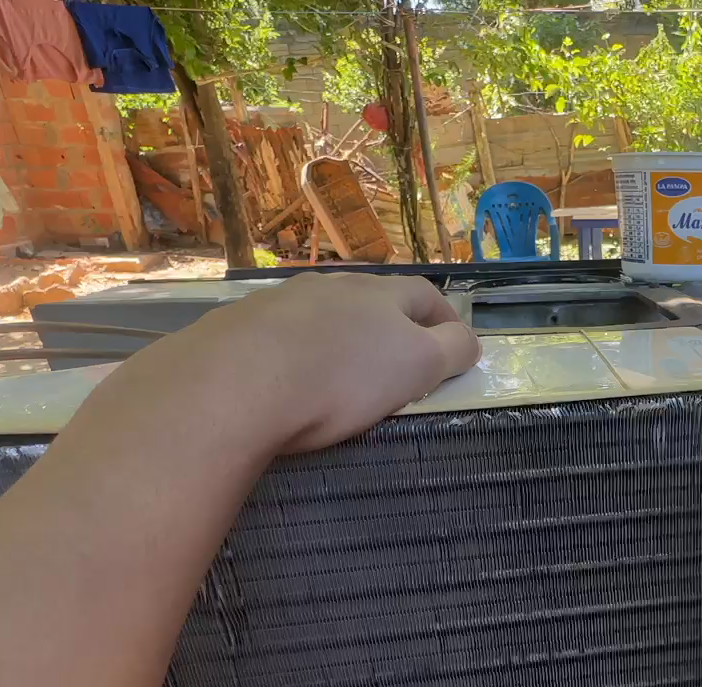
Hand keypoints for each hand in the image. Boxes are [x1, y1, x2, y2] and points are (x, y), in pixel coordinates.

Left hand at [98, 272, 479, 456]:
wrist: (232, 385)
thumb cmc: (341, 378)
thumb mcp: (416, 367)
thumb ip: (451, 351)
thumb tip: (469, 341)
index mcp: (381, 293)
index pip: (428, 297)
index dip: (448, 322)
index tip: (457, 351)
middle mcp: (332, 286)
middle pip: (376, 301)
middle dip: (396, 328)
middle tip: (404, 364)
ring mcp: (281, 302)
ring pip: (328, 315)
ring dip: (346, 338)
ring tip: (348, 373)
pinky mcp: (239, 327)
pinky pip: (284, 335)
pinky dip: (301, 353)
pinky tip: (294, 381)